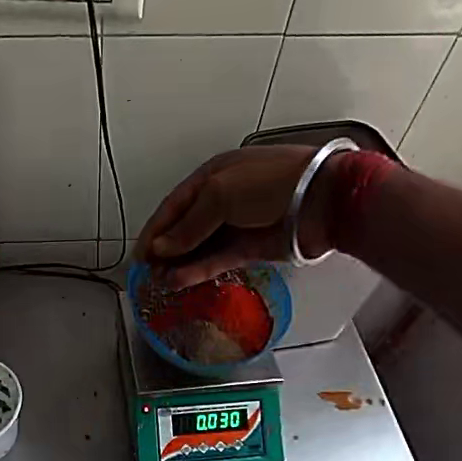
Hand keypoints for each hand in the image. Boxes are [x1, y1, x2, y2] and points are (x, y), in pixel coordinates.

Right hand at [134, 145, 330, 288]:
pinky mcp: (251, 248)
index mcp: (212, 176)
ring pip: (200, 248)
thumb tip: (162, 249)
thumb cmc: (272, 183)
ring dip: (179, 265)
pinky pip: (218, 260)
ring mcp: (237, 225)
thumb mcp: (220, 195)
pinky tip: (181, 282)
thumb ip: (189, 225)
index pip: (174, 205)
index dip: (154, 230)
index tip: (139, 254)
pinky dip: (199, 271)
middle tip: (146, 273)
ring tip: (160, 283)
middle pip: (185, 228)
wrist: (322, 199)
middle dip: (165, 250)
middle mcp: (223, 200)